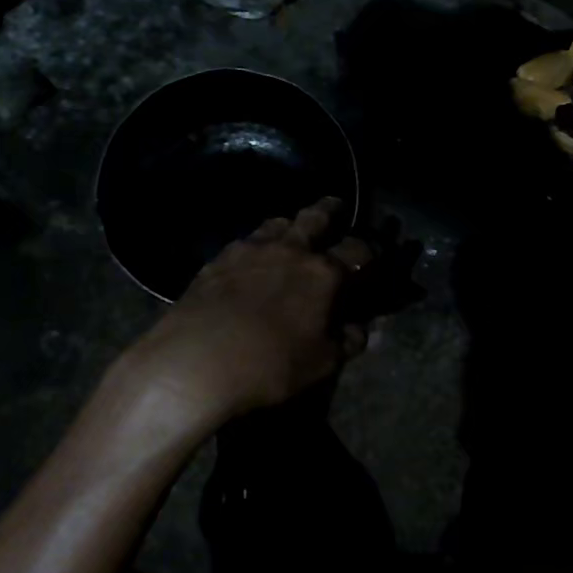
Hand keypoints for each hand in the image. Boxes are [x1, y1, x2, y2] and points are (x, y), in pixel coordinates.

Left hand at [122, 197, 372, 426]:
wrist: (197, 359)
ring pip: (276, 223)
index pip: (358, 250)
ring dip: (289, 224)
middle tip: (335, 206)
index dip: (371, 251)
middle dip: (330, 210)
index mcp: (323, 274)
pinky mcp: (218, 259)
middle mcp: (290, 250)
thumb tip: (361, 330)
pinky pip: (245, 241)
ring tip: (291, 231)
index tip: (375, 253)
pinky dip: (256, 243)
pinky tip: (251, 258)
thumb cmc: (270, 365)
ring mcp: (250, 249)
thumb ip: (346, 341)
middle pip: (315, 217)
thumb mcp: (321, 363)